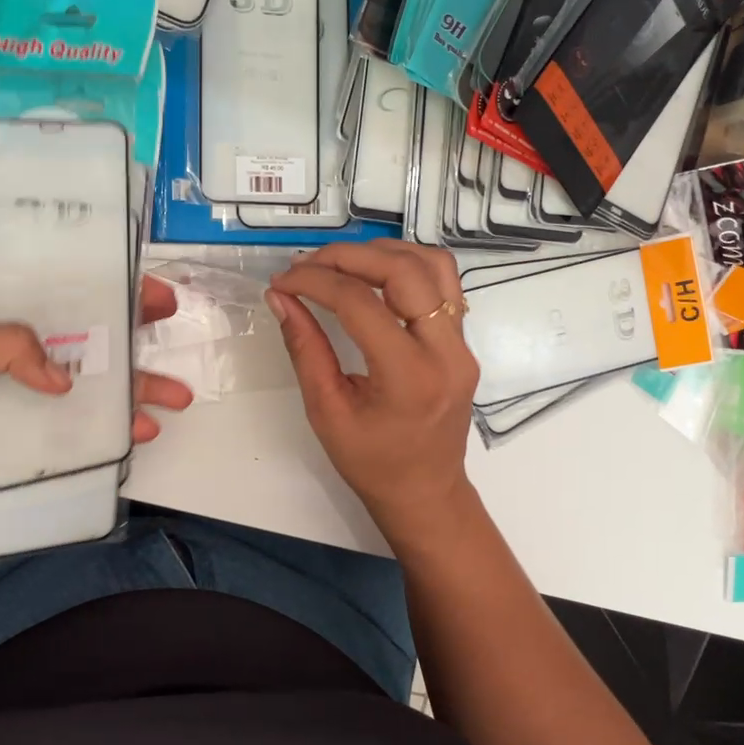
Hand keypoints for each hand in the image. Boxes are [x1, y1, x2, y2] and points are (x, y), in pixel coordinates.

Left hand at [0, 276, 193, 525]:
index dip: (99, 287)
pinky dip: (121, 429)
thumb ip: (0, 347)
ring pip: (99, 386)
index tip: (139, 284)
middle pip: (89, 337)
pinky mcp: (41, 446)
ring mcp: (37, 404)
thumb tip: (62, 376)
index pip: (57, 297)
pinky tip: (145, 430)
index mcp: (0, 330)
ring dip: (140, 385)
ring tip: (178, 394)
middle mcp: (25, 360)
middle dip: (133, 326)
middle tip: (169, 317)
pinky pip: (89, 432)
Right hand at [265, 240, 479, 529]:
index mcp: (409, 376)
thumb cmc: (371, 462)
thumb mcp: (326, 411)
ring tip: (339, 264)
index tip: (282, 282)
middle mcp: (446, 351)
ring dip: (383, 253)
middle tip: (307, 265)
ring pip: (432, 265)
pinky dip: (406, 266)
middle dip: (348, 256)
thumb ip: (305, 348)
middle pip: (403, 270)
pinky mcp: (463, 340)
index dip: (315, 282)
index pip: (359, 303)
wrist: (425, 491)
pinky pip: (443, 282)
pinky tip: (372, 276)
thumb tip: (280, 297)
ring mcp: (462, 343)